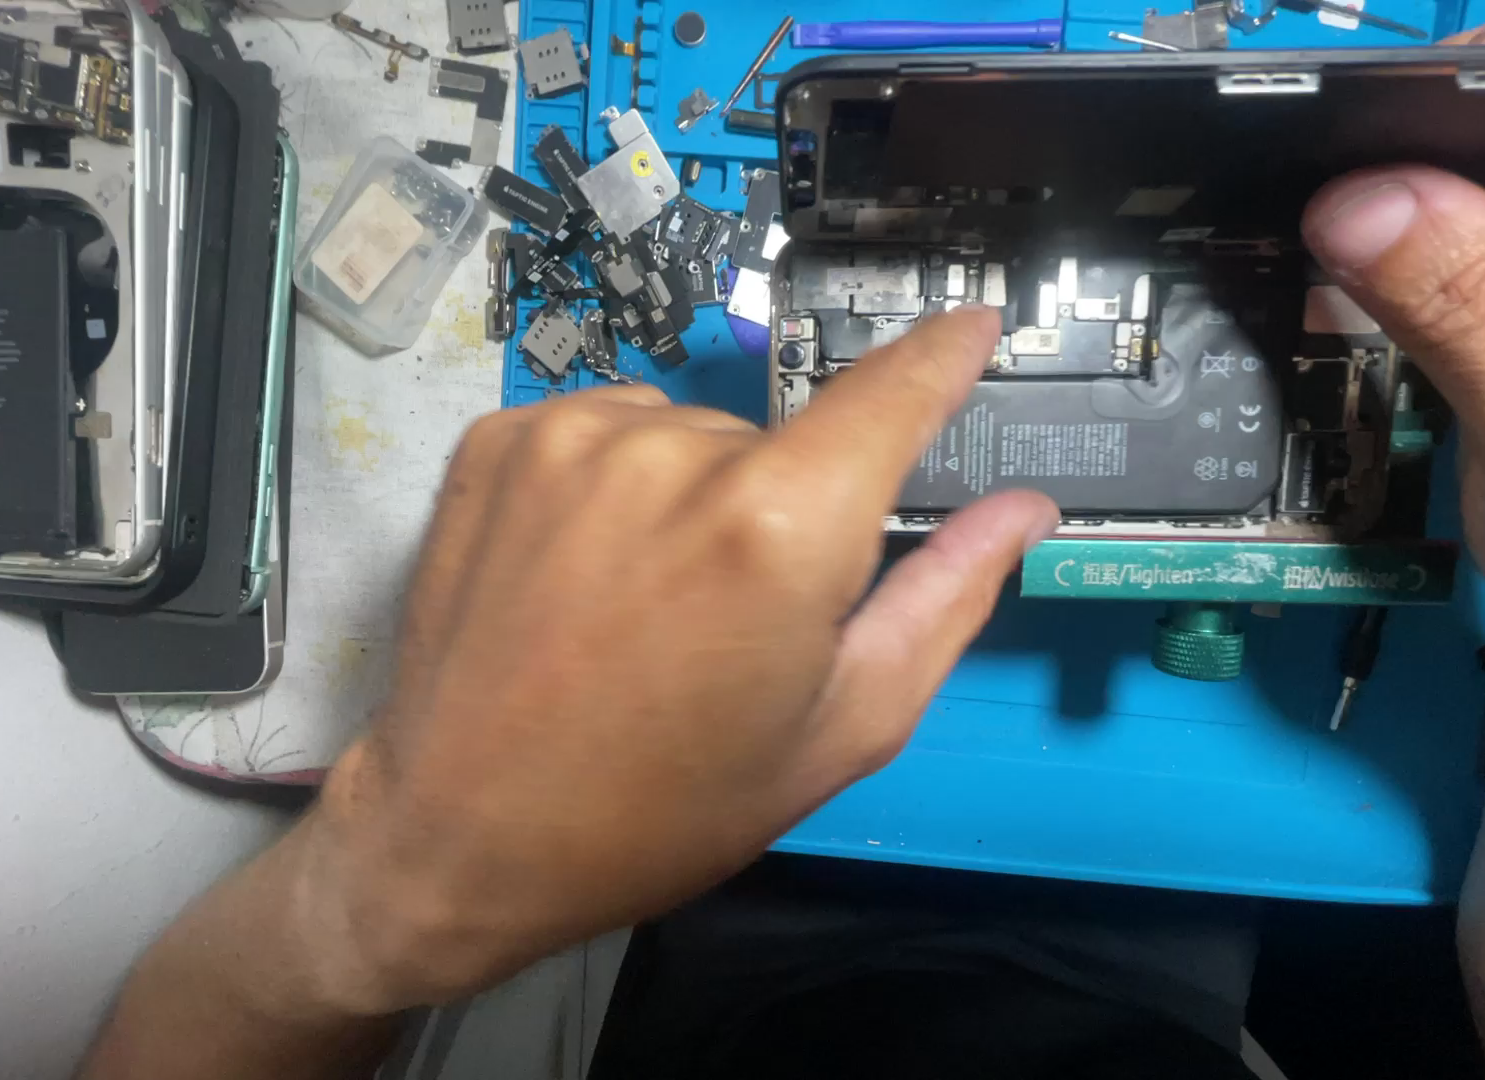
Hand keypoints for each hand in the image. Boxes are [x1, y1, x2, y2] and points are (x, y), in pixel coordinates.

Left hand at [290, 308, 1056, 1013]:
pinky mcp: (498, 440)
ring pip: (691, 438)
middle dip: (785, 511)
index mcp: (776, 527)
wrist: (464, 834)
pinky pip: (610, 432)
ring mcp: (572, 434)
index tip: (969, 324)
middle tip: (733, 613)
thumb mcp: (842, 726)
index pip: (886, 400)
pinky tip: (587, 566)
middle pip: (780, 445)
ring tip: (648, 596)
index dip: (938, 358)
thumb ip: (946, 600)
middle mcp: (674, 450)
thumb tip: (1020, 509)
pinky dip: (623, 481)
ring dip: (698, 495)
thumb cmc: (673, 804)